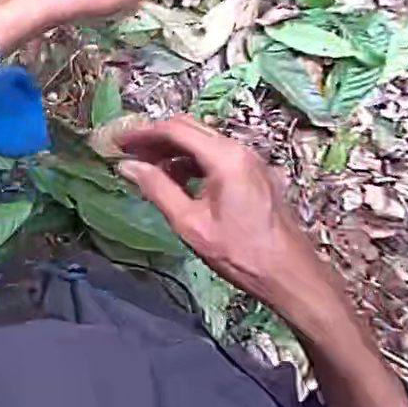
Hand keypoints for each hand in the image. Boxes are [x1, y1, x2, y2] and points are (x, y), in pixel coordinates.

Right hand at [114, 116, 407, 406]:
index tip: (115, 142)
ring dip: (171, 151)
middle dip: (154, 138)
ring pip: (200, 141)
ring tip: (146, 170)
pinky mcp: (253, 173)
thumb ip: (156, 188)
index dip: (140, 133)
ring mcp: (249, 159)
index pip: (173, 129)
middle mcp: (238, 149)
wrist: (292, 277)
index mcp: (224, 156)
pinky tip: (176, 182)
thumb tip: (126, 166)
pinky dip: (189, 161)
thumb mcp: (189, 223)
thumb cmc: (240, 253)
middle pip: (187, 129)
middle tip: (126, 154)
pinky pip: (213, 155)